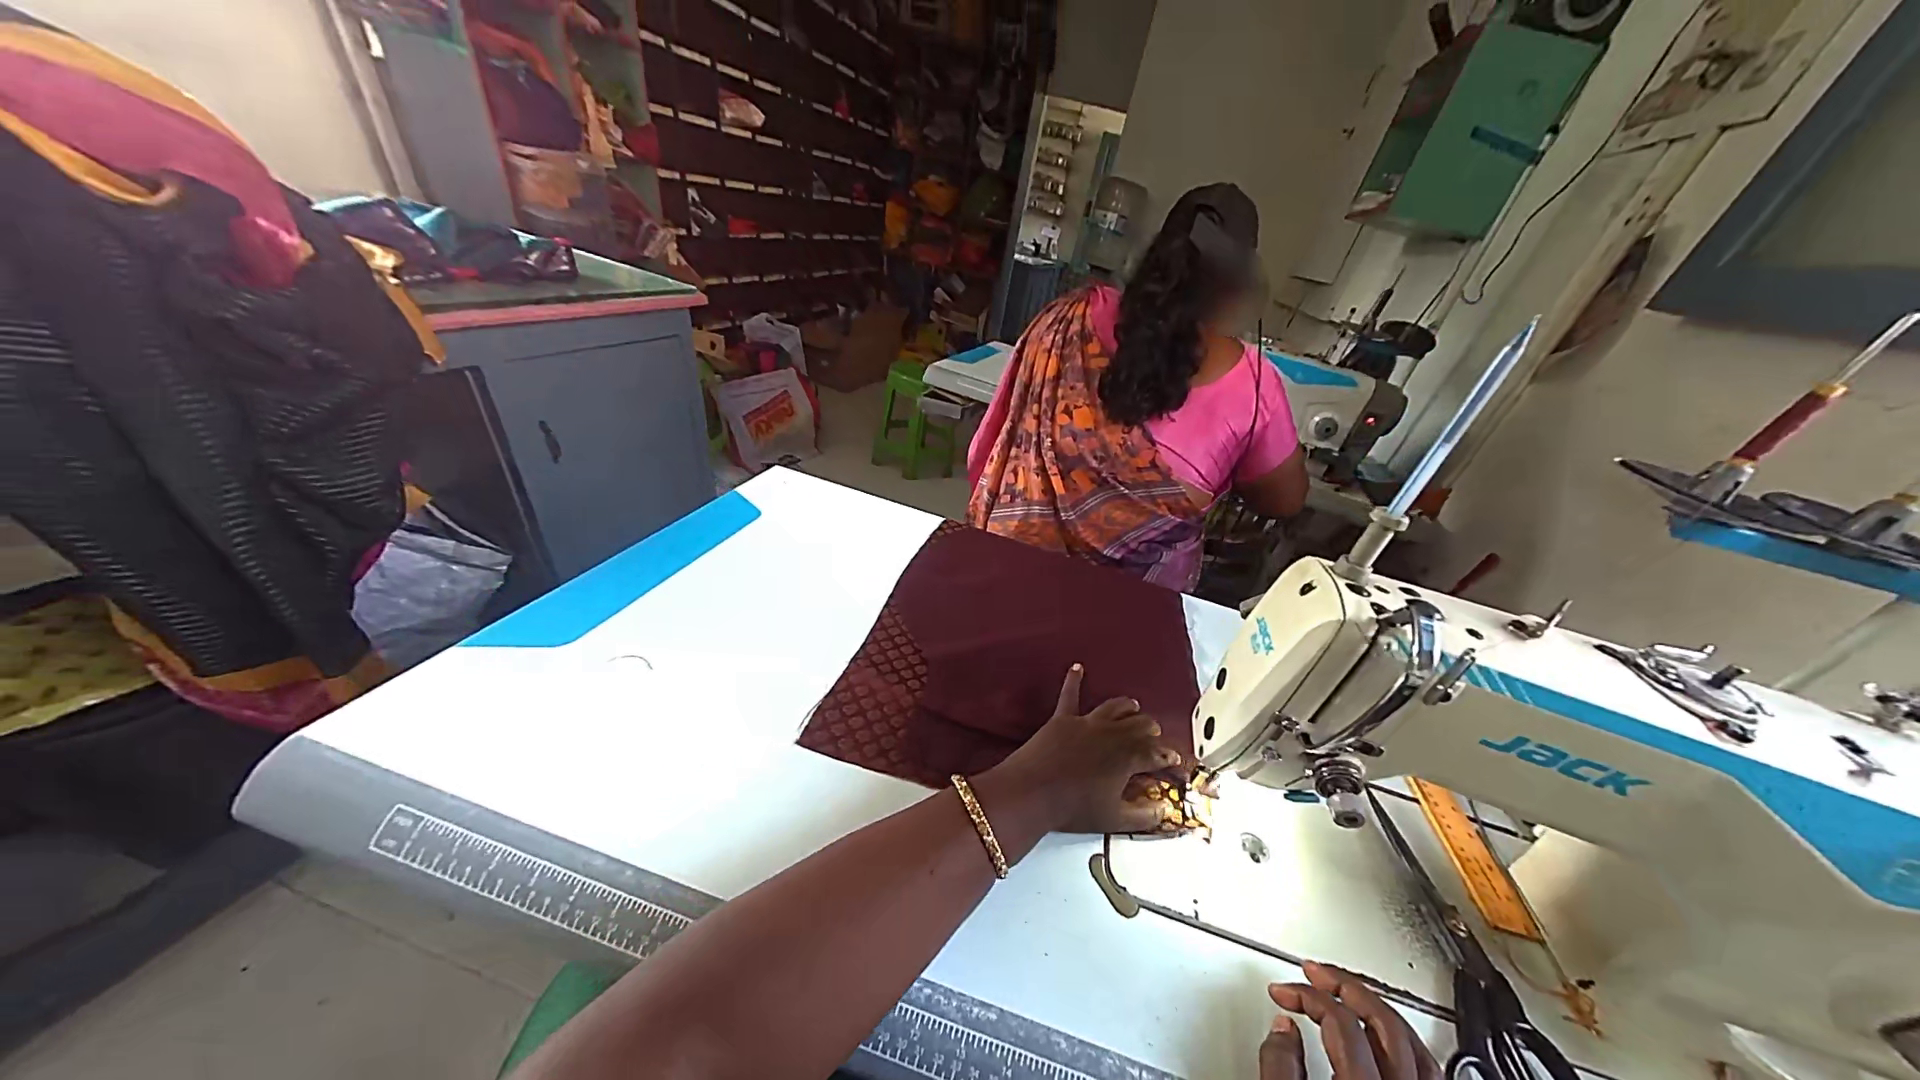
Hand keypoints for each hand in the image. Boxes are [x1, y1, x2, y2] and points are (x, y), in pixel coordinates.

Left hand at [976, 664, 1180, 834]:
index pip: (1157, 753)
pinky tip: (1077, 667)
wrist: (1031, 792)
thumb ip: (1145, 815)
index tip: (1173, 761)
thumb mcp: (1115, 819)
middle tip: (1155, 736)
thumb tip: (1163, 810)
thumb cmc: (1072, 808)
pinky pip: (1069, 694)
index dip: (1168, 758)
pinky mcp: (1062, 719)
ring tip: (1134, 706)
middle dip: (1151, 731)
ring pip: (1114, 707)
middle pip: (1140, 725)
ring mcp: (1086, 723)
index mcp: (1128, 757)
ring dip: (1127, 707)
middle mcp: (1111, 734)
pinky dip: (1074, 680)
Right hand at [1262, 962, 1439, 1079]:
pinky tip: (1383, 1035)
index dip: (1305, 994)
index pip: (1340, 1022)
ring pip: (1414, 1045)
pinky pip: (1431, 1071)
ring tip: (1347, 992)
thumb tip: (1282, 1028)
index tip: (1283, 990)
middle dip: (1344, 986)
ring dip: (1377, 1008)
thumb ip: (1279, 1068)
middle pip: (1384, 1024)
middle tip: (1315, 972)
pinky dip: (1405, 1042)